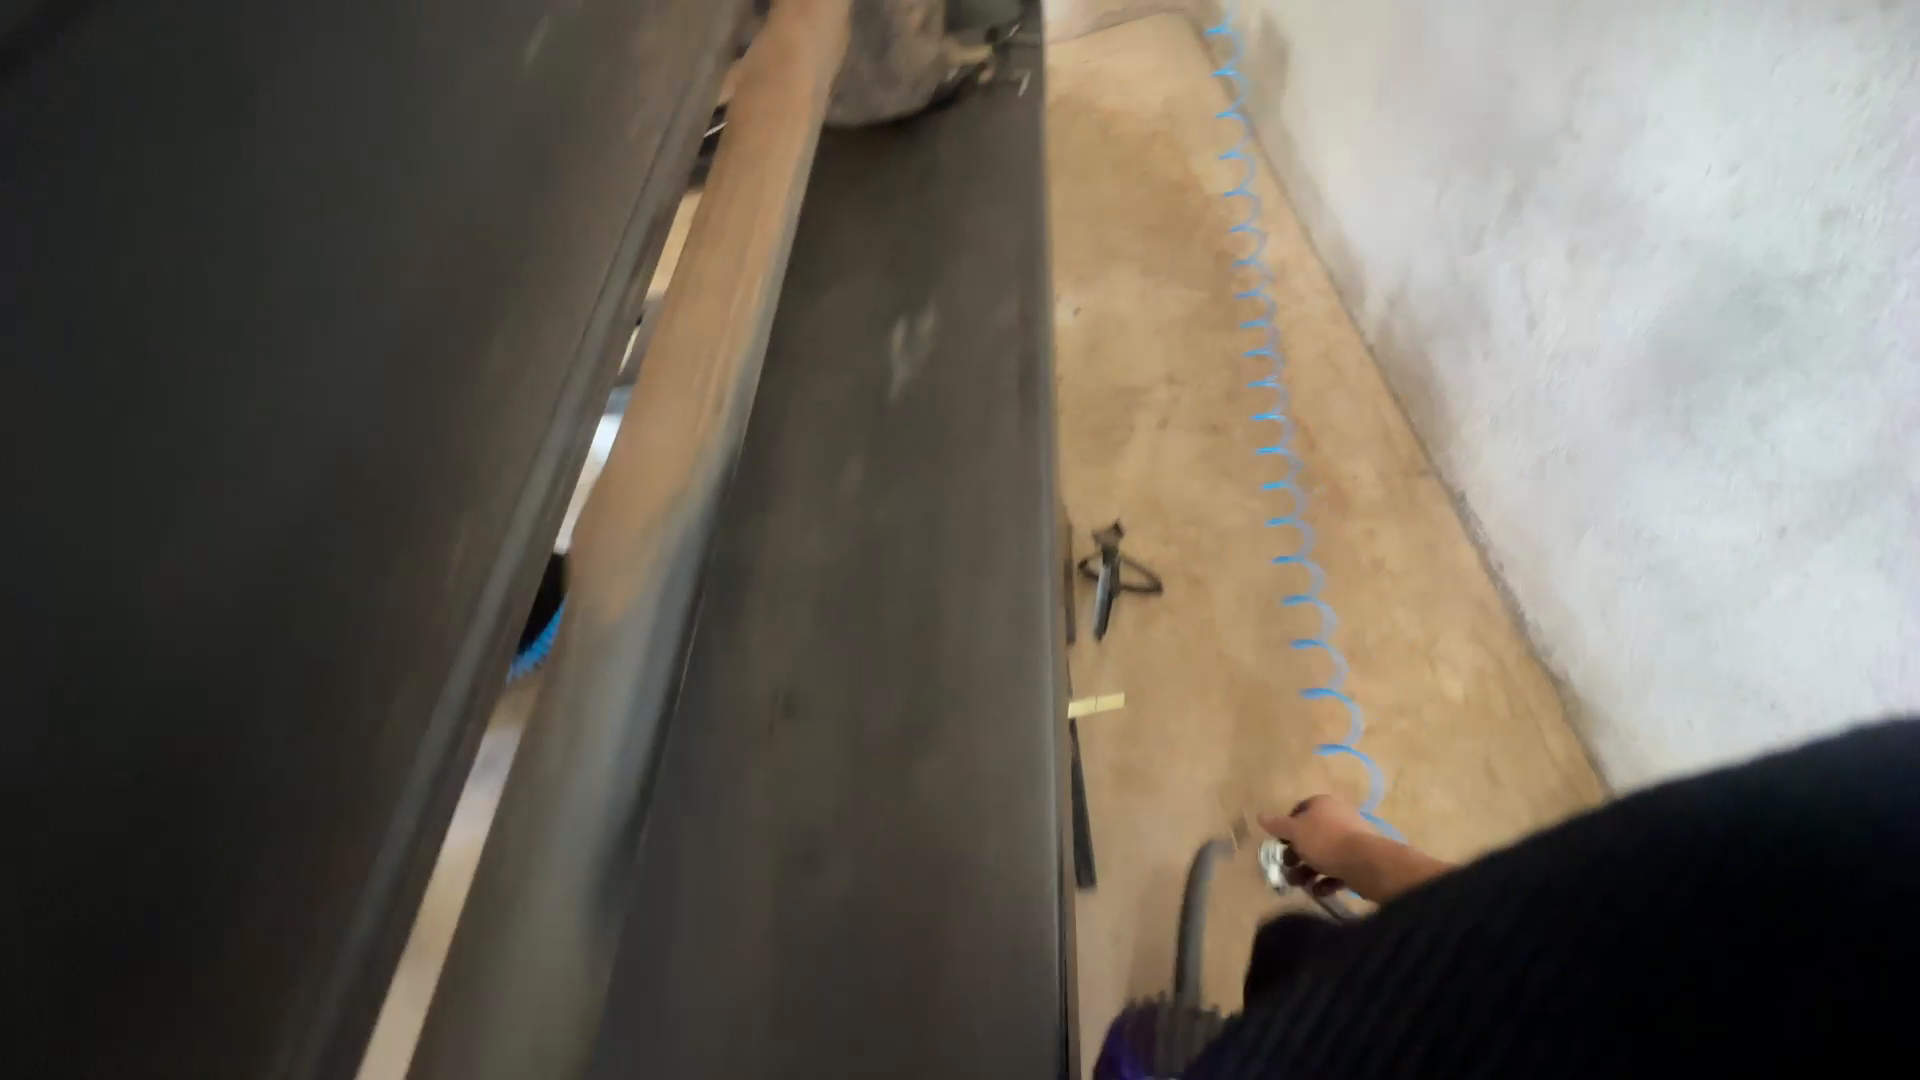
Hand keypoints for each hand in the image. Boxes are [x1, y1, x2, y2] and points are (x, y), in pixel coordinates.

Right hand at [1258, 795, 1370, 896]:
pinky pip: (1338, 869)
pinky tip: (1319, 891)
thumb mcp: (1294, 831)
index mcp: (1322, 805)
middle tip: (1287, 867)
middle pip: (1310, 835)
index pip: (1299, 811)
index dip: (1287, 827)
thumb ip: (1277, 824)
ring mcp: (1352, 840)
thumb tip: (1260, 815)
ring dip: (1308, 870)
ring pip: (1323, 854)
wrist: (1367, 864)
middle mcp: (1338, 818)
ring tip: (1299, 884)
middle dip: (1296, 854)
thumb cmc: (1325, 841)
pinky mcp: (1361, 861)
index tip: (1280, 843)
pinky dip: (1327, 880)